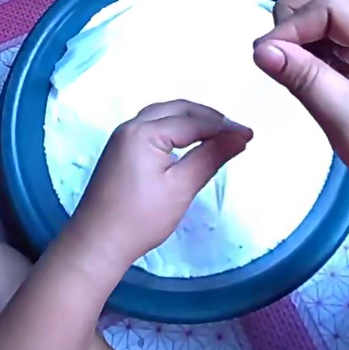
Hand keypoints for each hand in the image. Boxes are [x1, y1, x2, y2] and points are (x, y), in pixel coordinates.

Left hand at [59, 101, 250, 276]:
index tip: (251, 135)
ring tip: (218, 134)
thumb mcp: (181, 187)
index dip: (223, 127)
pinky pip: (152, 126)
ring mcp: (122, 136)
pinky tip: (189, 141)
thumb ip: (210, 157)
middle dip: (207, 116)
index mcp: (143, 131)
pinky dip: (174, 128)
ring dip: (190, 119)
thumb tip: (239, 136)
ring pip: (162, 115)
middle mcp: (130, 126)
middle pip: (175, 109)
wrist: (98, 240)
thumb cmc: (141, 217)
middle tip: (236, 131)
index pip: (192, 121)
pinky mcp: (120, 149)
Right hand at [250, 0, 348, 204]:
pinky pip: (329, 27)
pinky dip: (307, 39)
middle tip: (278, 54)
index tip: (264, 58)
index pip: (329, 5)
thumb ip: (303, 79)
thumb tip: (259, 49)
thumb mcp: (346, 120)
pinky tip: (303, 68)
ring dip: (298, 24)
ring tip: (290, 61)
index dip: (290, 26)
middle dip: (292, 14)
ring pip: (327, 2)